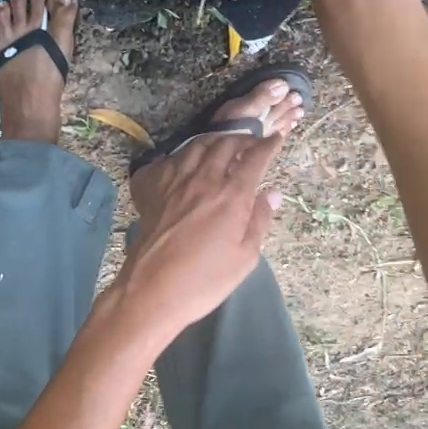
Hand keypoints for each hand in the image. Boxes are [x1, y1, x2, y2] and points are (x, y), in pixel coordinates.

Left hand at [109, 132, 286, 336]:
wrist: (153, 290)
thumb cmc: (205, 280)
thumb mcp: (245, 257)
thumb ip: (260, 220)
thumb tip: (272, 193)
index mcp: (231, 195)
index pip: (255, 158)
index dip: (269, 145)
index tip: (276, 139)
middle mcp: (202, 180)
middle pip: (225, 144)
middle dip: (242, 138)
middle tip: (250, 143)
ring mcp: (173, 182)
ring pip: (195, 146)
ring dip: (213, 141)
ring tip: (221, 146)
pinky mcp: (150, 189)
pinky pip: (166, 161)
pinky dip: (179, 156)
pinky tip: (184, 163)